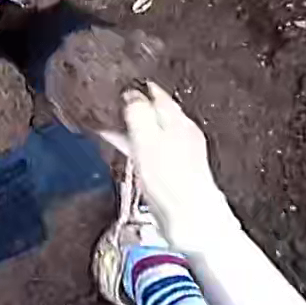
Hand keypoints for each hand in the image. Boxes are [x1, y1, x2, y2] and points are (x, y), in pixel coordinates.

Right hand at [115, 83, 240, 251]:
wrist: (193, 222)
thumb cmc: (172, 181)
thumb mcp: (148, 141)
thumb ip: (139, 114)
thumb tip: (131, 93)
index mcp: (178, 121)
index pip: (157, 94)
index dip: (138, 87)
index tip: (122, 83)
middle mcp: (182, 133)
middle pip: (156, 111)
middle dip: (136, 105)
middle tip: (113, 100)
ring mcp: (179, 153)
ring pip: (152, 130)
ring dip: (133, 125)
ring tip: (112, 122)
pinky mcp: (174, 172)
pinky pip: (150, 148)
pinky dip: (135, 144)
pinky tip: (123, 147)